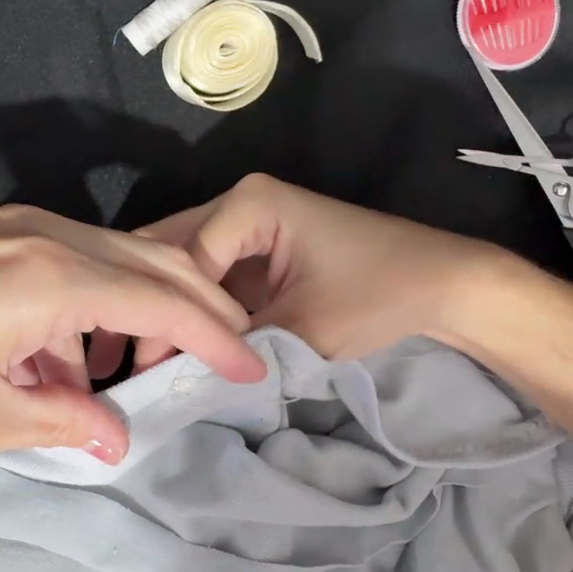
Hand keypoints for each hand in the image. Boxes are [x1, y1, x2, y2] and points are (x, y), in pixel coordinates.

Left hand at [0, 205, 264, 464]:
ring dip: (134, 300)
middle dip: (195, 302)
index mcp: (49, 277)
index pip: (159, 301)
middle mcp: (40, 232)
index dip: (213, 336)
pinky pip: (60, 252)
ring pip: (106, 251)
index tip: (250, 366)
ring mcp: (9, 222)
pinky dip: (85, 293)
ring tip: (132, 364)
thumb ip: (61, 420)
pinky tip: (63, 343)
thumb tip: (113, 435)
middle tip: (226, 347)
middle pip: (147, 259)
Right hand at [102, 174, 529, 371]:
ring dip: (172, 304)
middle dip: (155, 301)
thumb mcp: (304, 330)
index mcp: (251, 202)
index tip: (150, 367)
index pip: (186, 260)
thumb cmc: (379, 294)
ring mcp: (248, 221)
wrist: (443, 284)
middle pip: (175, 250)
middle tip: (129, 357)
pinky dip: (198, 306)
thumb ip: (238, 348)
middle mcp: (240, 200)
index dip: (169, 314)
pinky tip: (179, 340)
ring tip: (144, 352)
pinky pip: (213, 273)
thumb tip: (180, 371)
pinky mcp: (258, 245)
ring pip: (188, 262)